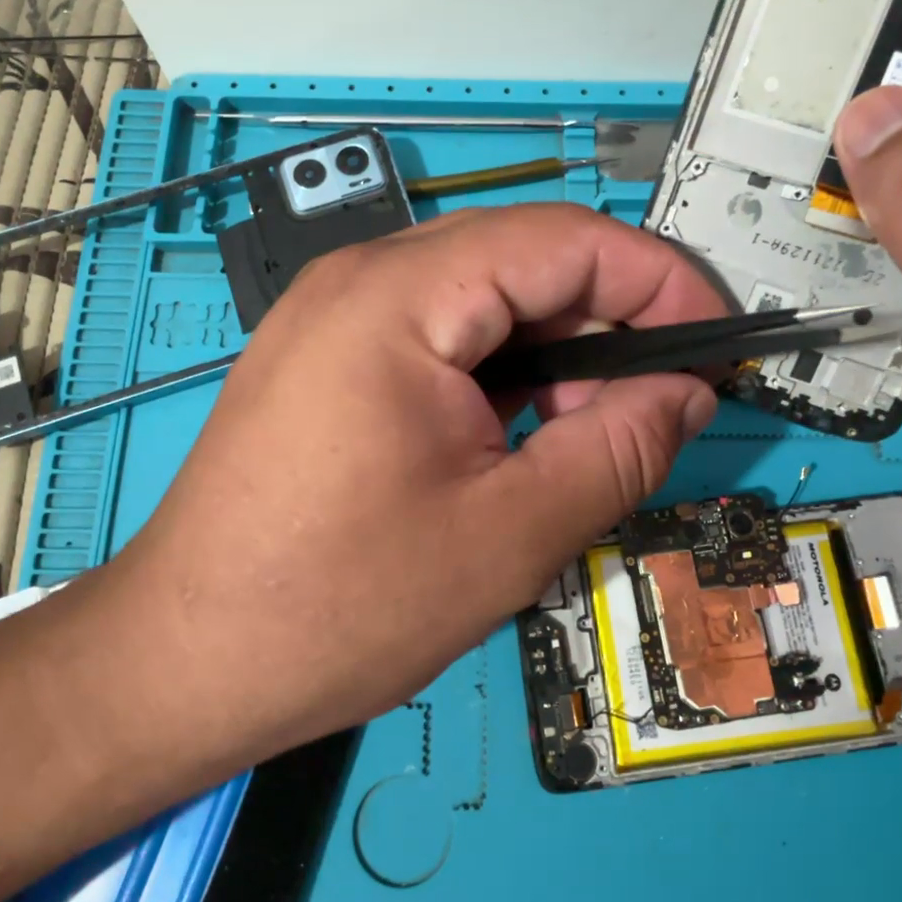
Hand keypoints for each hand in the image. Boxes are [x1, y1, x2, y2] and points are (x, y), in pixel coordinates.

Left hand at [106, 205, 724, 755]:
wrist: (184, 662)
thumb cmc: (339, 605)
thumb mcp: (509, 534)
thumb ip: (618, 450)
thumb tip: (688, 393)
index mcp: (400, 296)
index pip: (568, 240)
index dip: (660, 281)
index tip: (717, 345)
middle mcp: (361, 279)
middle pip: (525, 260)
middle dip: (609, 326)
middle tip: (655, 413)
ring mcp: (336, 316)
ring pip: (486, 302)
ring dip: (557, 358)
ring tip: (583, 446)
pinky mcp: (328, 359)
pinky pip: (441, 337)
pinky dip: (502, 376)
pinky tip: (519, 442)